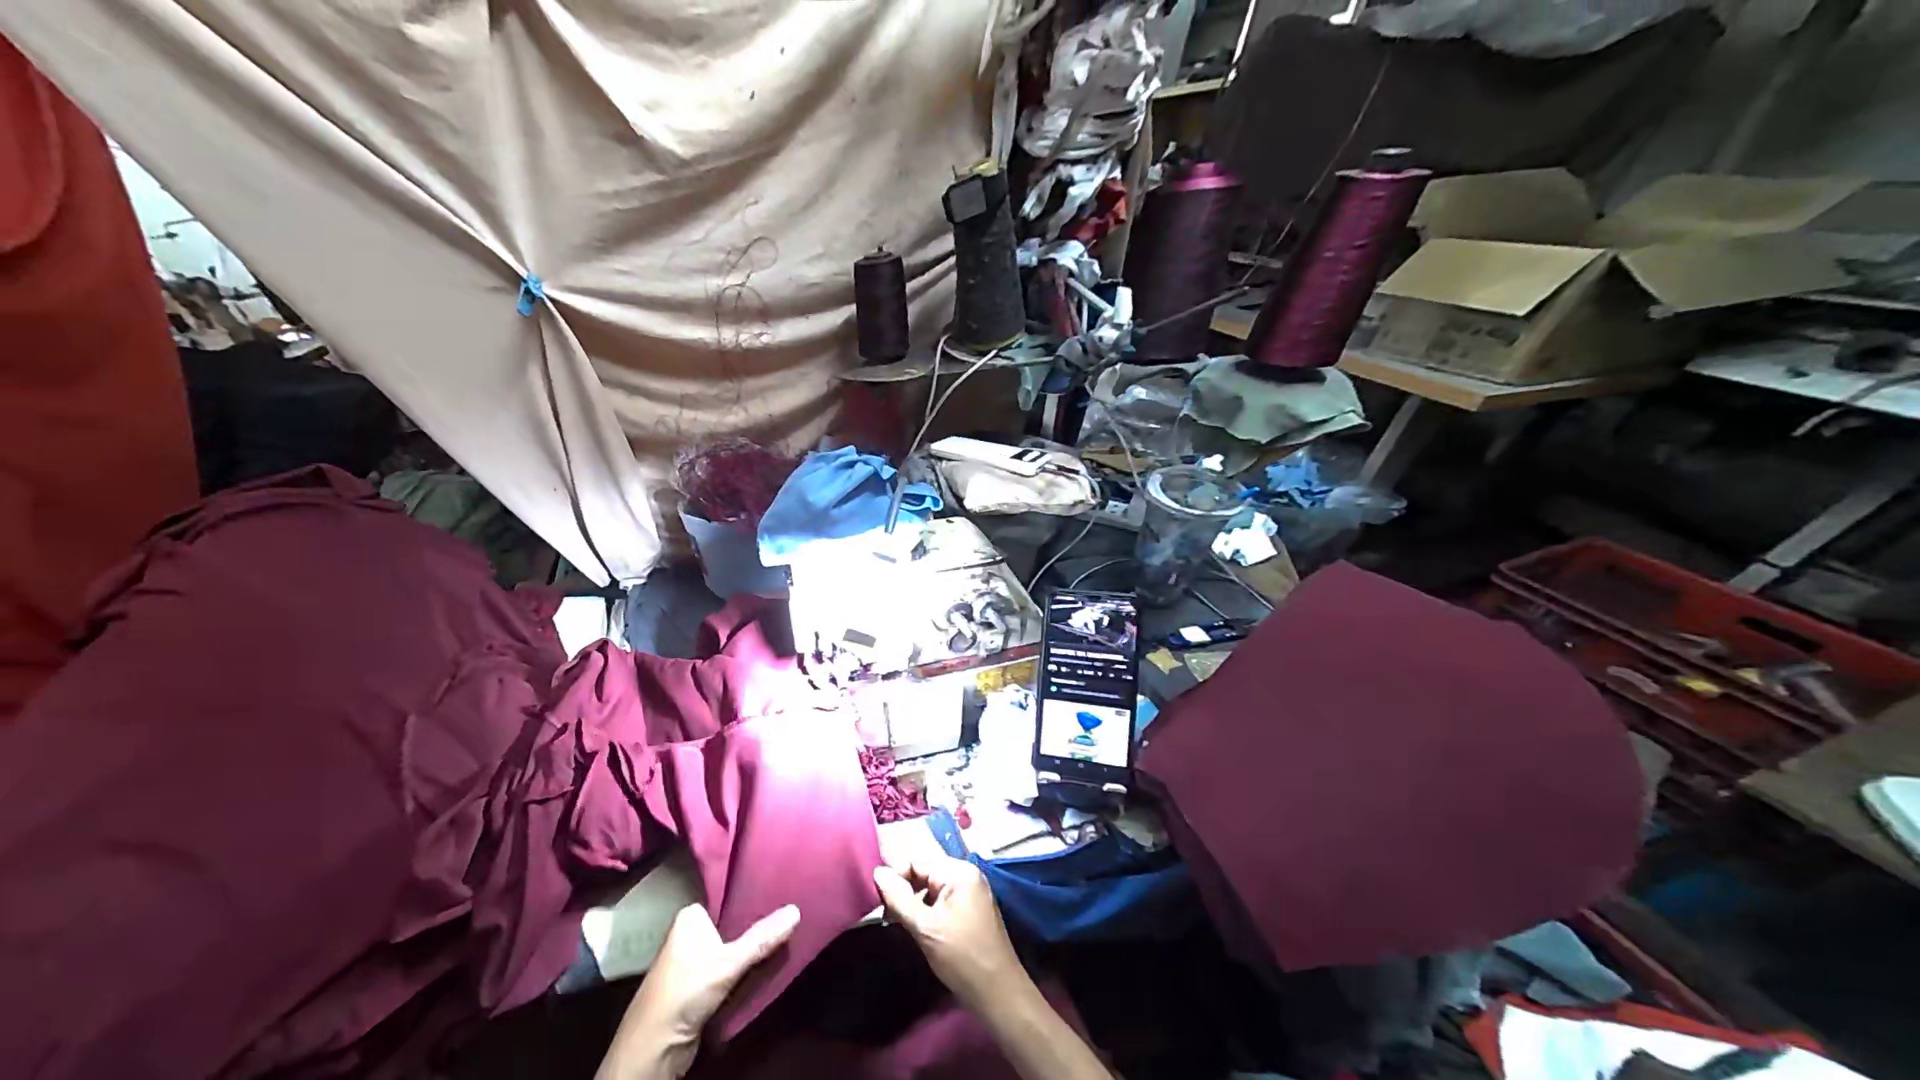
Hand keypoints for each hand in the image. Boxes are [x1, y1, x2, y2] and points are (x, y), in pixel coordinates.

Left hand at [595, 903, 798, 1079]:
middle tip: (790, 916)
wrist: (652, 1050)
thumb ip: (761, 938)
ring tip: (785, 935)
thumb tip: (796, 910)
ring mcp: (693, 960)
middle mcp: (689, 933)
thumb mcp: (728, 963)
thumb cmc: (685, 993)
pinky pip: (729, 967)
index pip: (728, 896)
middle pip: (732, 923)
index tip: (783, 892)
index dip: (754, 896)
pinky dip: (745, 967)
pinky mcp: (698, 985)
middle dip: (757, 924)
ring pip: (732, 947)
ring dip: (752, 948)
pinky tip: (767, 962)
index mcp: (689, 917)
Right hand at [872, 854, 1024, 1008]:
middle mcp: (966, 874)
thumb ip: (899, 898)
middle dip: (904, 891)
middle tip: (886, 916)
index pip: (917, 861)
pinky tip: (916, 927)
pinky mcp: (971, 908)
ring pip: (931, 887)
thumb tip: (877, 872)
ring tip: (897, 923)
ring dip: (914, 902)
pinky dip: (927, 910)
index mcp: (959, 872)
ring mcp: (971, 891)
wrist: (998, 992)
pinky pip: (942, 900)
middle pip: (924, 872)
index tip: (877, 901)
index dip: (895, 878)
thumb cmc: (961, 957)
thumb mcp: (925, 927)